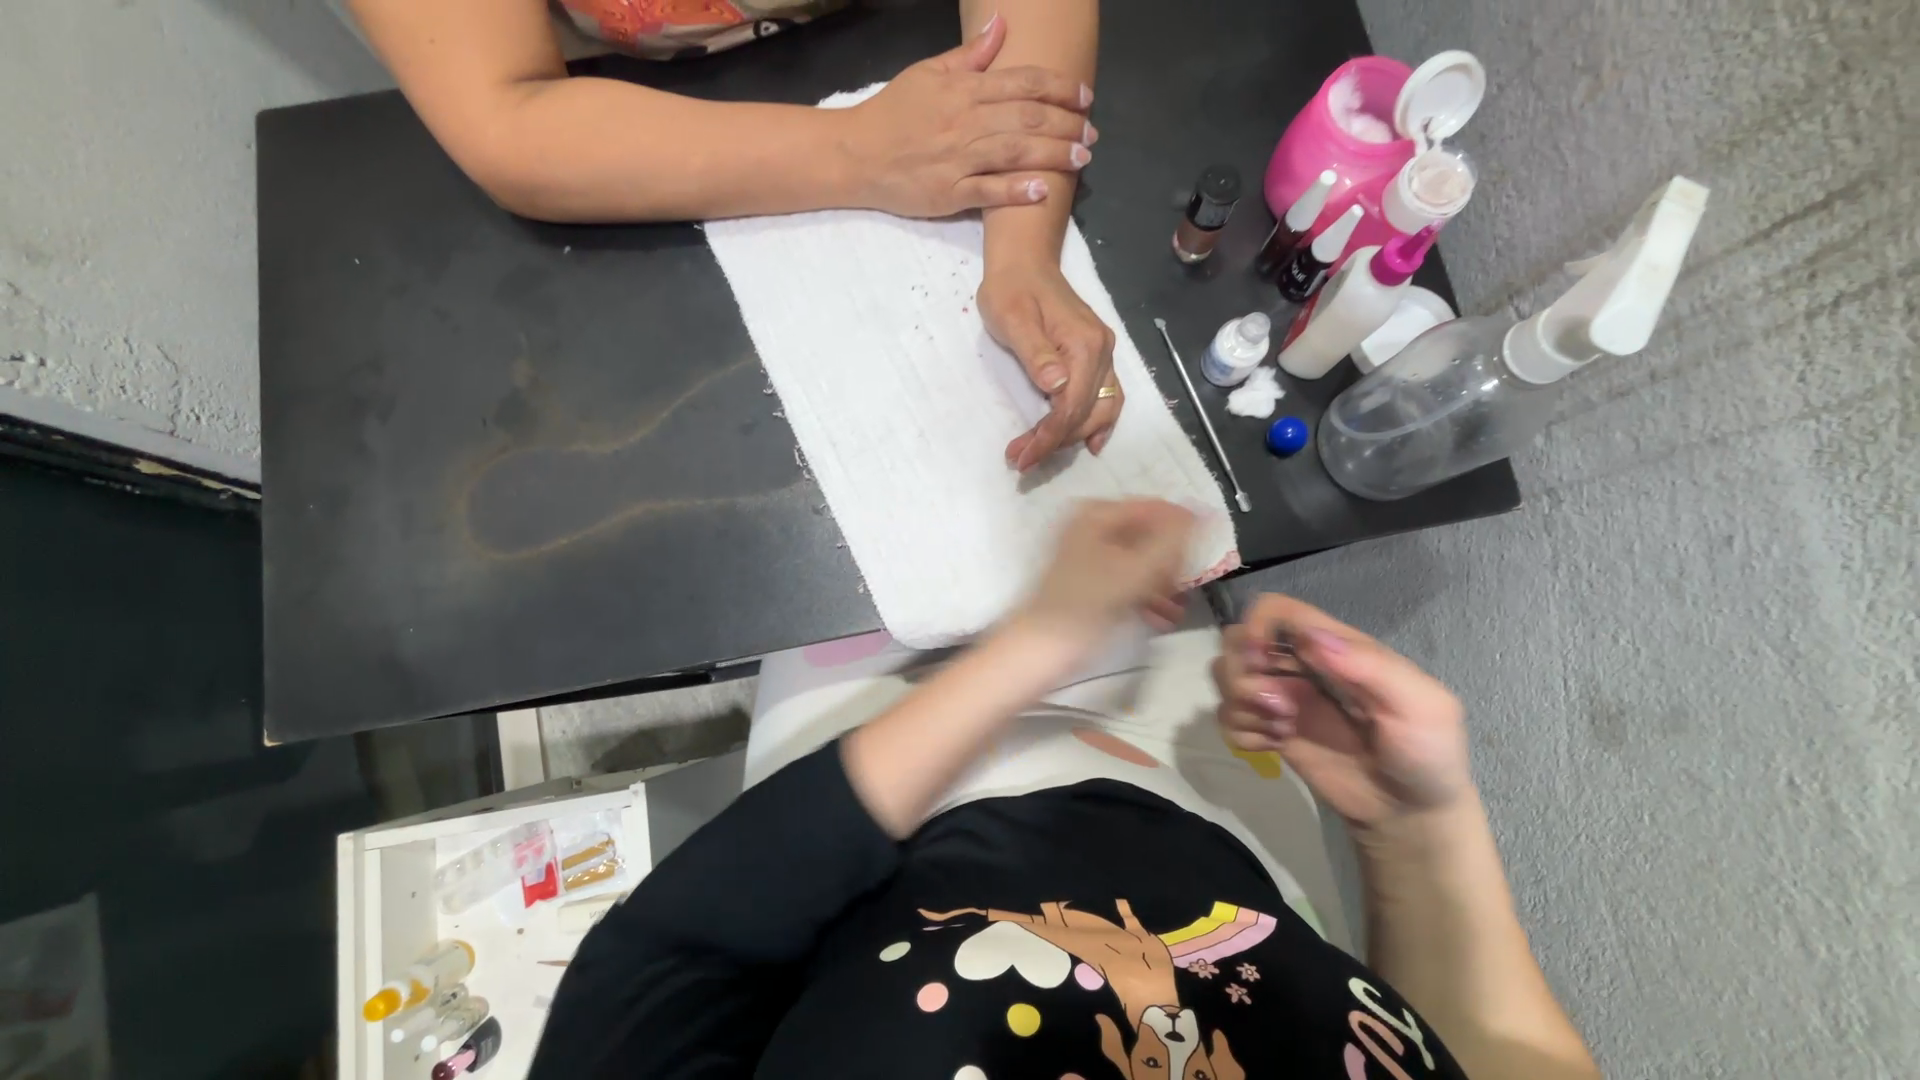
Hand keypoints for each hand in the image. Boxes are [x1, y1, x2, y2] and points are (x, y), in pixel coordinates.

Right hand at [838, 14, 1093, 216]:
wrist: (856, 155)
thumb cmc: (893, 114)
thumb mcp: (927, 74)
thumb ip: (969, 56)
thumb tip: (1002, 25)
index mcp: (963, 90)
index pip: (1022, 83)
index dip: (1059, 88)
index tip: (1084, 97)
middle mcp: (965, 122)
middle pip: (1026, 118)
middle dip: (1066, 124)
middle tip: (1092, 133)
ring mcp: (957, 160)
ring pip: (1014, 153)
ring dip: (1053, 154)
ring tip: (1081, 158)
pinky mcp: (948, 194)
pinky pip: (988, 192)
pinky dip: (1016, 191)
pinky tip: (1043, 190)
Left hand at [977, 260, 1120, 469]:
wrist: (1023, 263)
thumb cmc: (1010, 290)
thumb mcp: (1013, 318)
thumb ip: (1036, 353)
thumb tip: (1058, 385)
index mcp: (1084, 346)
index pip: (1072, 406)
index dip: (1049, 437)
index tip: (1022, 458)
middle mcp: (1102, 352)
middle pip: (1088, 413)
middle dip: (1056, 442)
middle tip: (1021, 459)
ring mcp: (1103, 354)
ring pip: (1101, 409)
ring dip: (1073, 437)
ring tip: (1041, 454)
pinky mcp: (1096, 356)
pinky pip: (1105, 396)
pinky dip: (1097, 422)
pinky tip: (1088, 442)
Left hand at [1015, 500, 1192, 651]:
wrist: (1036, 651)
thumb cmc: (1085, 607)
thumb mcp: (1135, 571)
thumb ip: (1173, 540)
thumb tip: (1204, 513)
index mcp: (1096, 513)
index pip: (1156, 507)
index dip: (1184, 530)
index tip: (1204, 557)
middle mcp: (1088, 526)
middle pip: (1148, 534)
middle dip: (1172, 561)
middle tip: (1187, 586)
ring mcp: (1085, 555)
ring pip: (1139, 560)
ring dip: (1162, 582)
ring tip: (1178, 607)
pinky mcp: (1085, 584)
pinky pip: (1126, 580)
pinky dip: (1145, 595)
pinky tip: (1162, 618)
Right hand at [1211, 594, 1473, 830]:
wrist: (1411, 815)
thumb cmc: (1427, 756)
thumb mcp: (1422, 707)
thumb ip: (1372, 667)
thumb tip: (1313, 639)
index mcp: (1336, 647)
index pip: (1276, 610)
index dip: (1256, 626)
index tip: (1261, 661)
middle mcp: (1300, 665)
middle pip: (1237, 640)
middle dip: (1243, 673)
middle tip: (1280, 709)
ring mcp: (1281, 699)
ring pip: (1224, 677)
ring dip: (1242, 705)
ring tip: (1281, 731)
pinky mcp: (1269, 732)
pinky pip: (1227, 718)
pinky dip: (1241, 732)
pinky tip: (1273, 747)